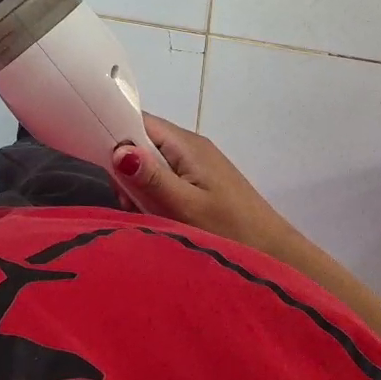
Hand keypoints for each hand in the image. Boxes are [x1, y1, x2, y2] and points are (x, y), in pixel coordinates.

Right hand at [108, 114, 296, 257]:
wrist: (279, 258)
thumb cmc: (231, 231)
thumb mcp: (185, 207)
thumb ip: (151, 178)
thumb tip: (117, 149)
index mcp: (187, 144)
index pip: (139, 121)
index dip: (115, 134)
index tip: (101, 162)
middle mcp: (191, 147)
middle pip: (144, 141)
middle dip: (127, 166)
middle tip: (125, 200)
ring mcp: (198, 166)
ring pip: (153, 162)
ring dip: (140, 185)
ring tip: (140, 213)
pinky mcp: (202, 184)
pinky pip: (167, 178)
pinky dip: (155, 194)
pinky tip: (156, 218)